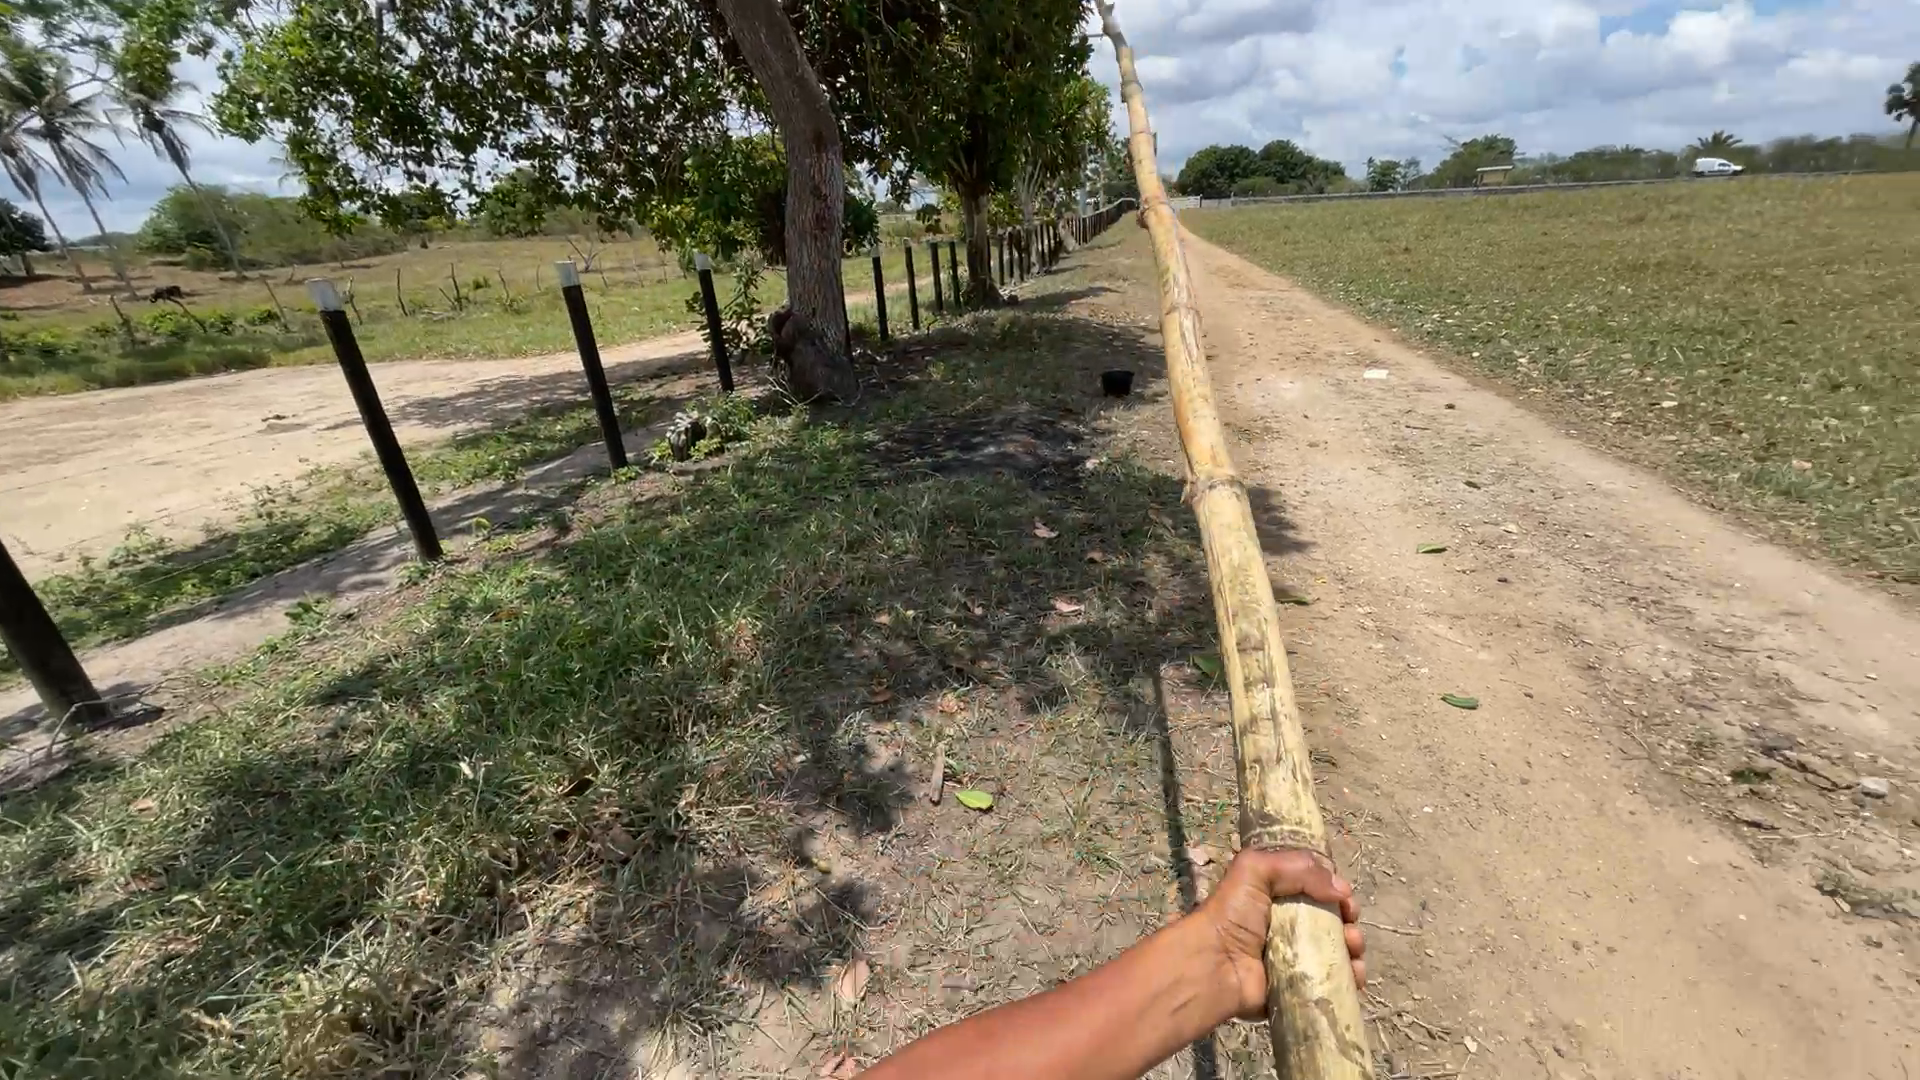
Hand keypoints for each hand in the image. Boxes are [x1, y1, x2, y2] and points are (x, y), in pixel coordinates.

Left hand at [1192, 848, 1365, 1019]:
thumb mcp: (1255, 869)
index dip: (1333, 889)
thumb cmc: (1233, 912)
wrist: (1218, 963)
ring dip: (1353, 946)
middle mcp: (1286, 919)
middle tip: (1350, 924)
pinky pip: (1336, 978)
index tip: (1345, 896)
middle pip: (1330, 916)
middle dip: (1347, 918)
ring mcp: (1296, 953)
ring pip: (1338, 947)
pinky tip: (1355, 974)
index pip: (1314, 886)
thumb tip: (1341, 887)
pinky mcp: (1302, 981)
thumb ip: (1296, 867)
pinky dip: (1351, 975)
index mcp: (1274, 891)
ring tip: (1353, 949)